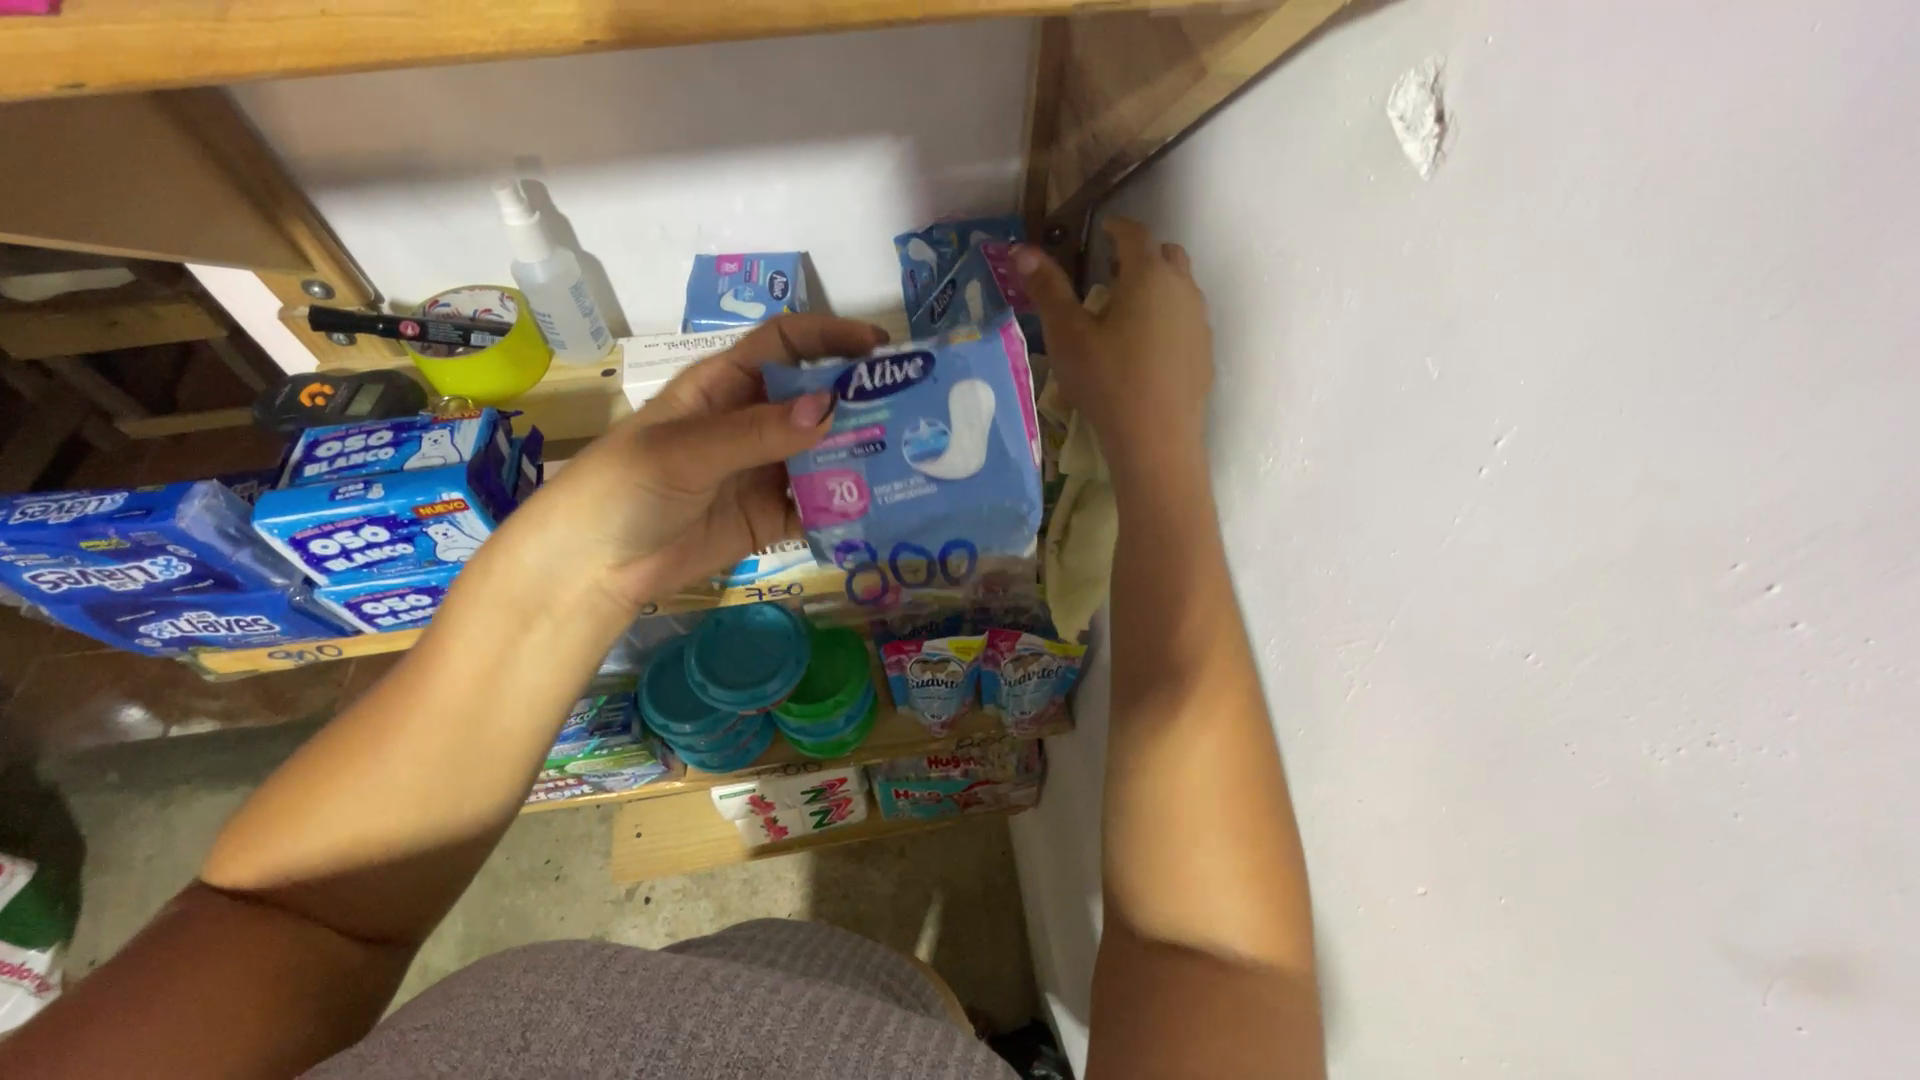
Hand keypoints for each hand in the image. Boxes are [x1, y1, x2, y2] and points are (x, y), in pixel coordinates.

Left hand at [485, 315, 887, 612]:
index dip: (830, 336)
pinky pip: (817, 504)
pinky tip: (881, 508)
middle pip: (815, 399)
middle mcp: (752, 423)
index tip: (879, 347)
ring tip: (910, 459)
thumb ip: (756, 432)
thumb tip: (831, 407)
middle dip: (861, 400)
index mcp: (725, 387)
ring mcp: (764, 471)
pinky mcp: (771, 517)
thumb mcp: (686, 450)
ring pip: (824, 453)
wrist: (594, 567)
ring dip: (861, 454)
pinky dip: (846, 506)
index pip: (785, 344)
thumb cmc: (624, 488)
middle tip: (914, 409)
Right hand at [1014, 219, 1212, 458]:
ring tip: (1127, 311)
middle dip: (1140, 255)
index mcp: (1148, 276)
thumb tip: (1022, 250)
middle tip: (1112, 272)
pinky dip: (1167, 318)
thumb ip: (1047, 289)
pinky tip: (1146, 348)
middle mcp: (1182, 289)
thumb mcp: (1067, 336)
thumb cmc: (1106, 382)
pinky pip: (1186, 320)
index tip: (1101, 232)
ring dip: (1156, 287)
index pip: (1134, 234)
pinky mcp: (1204, 353)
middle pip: (1166, 255)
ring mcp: (1198, 322)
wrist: (1156, 440)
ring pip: (1180, 287)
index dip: (1116, 228)